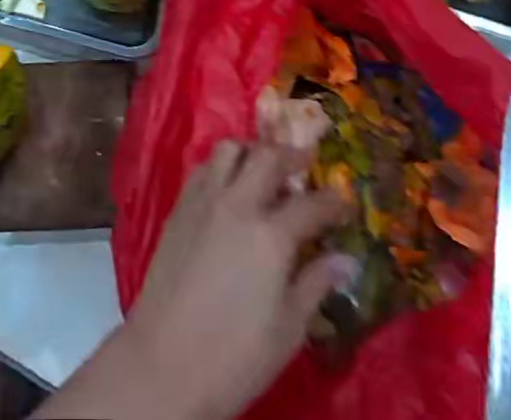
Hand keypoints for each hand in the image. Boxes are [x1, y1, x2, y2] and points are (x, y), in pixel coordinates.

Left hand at [120, 141, 357, 419]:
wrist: (164, 359)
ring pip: (228, 151)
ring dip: (251, 152)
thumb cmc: (235, 354)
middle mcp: (236, 205)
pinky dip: (221, 167)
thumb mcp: (289, 327)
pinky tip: (229, 188)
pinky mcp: (177, 209)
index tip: (345, 201)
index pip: (312, 204)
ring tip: (263, 170)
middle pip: (267, 157)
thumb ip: (316, 283)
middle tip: (305, 164)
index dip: (334, 201)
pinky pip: (202, 169)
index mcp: (270, 235)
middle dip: (292, 156)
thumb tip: (345, 259)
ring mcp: (202, 202)